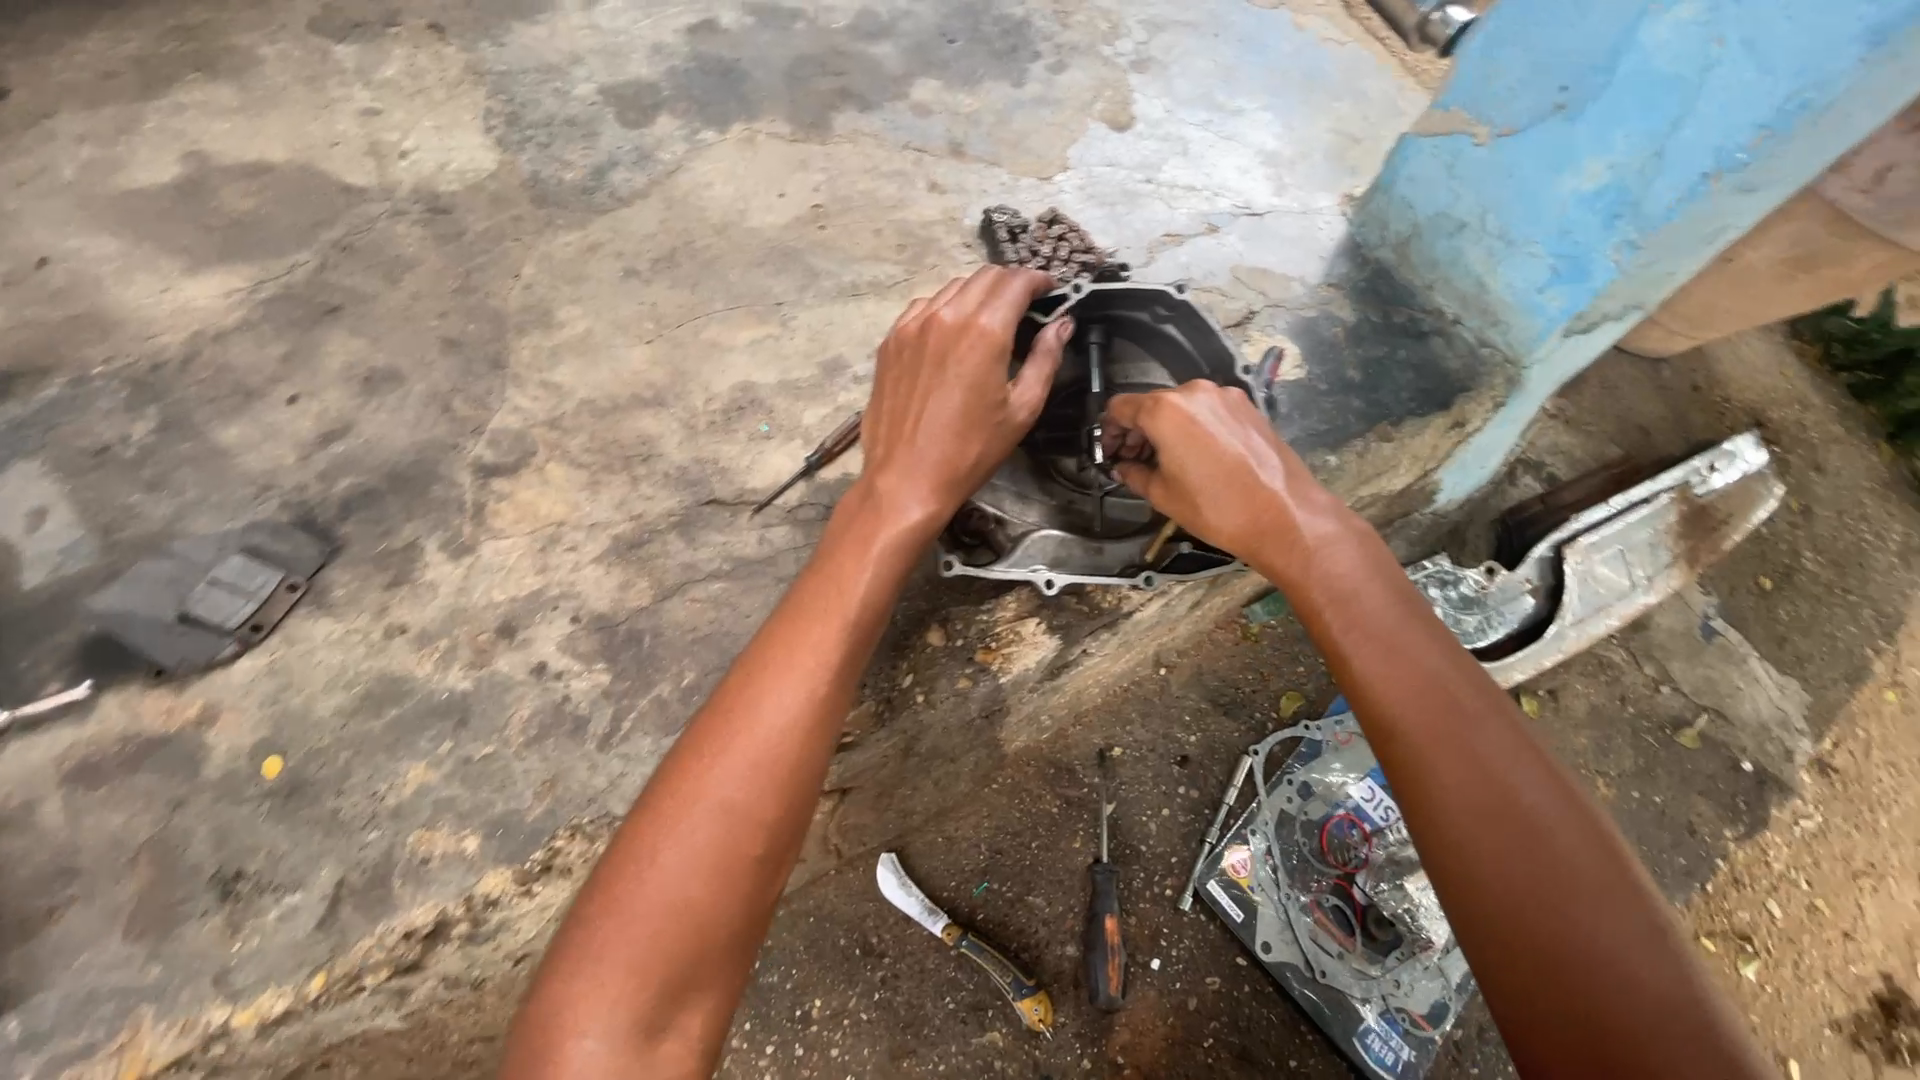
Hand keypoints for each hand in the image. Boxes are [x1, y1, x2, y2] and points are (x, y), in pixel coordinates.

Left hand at [854, 266, 1072, 537]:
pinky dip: (945, 309)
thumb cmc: (971, 451)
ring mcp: (912, 325)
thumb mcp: (1021, 410)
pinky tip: (952, 334)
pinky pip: (923, 307)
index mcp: (984, 331)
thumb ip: (1045, 359)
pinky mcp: (891, 341)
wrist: (906, 479)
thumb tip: (1062, 324)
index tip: (1050, 289)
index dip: (1038, 280)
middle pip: (984, 277)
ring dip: (977, 294)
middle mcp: (946, 316)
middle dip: (1010, 283)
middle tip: (1026, 304)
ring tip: (990, 319)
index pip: (1016, 281)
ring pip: (952, 288)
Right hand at [1103, 381, 1339, 564]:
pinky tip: (1196, 457)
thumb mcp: (1162, 495)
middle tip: (1133, 460)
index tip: (1110, 451)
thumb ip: (1134, 474)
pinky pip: (1208, 411)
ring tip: (1165, 462)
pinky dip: (1194, 427)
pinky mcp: (1248, 407)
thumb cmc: (1218, 508)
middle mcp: (1194, 393)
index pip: (1120, 407)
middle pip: (1151, 404)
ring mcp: (1225, 396)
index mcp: (1165, 410)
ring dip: (1166, 429)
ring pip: (1181, 406)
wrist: (1283, 515)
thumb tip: (1123, 468)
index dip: (1109, 430)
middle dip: (1138, 431)